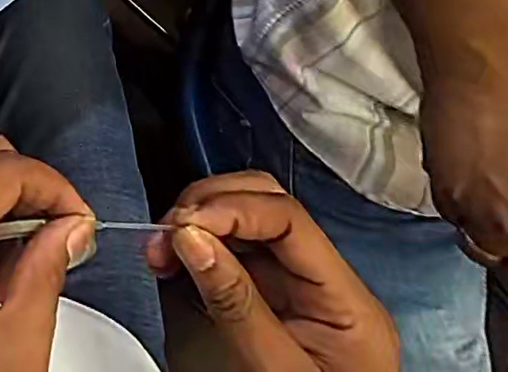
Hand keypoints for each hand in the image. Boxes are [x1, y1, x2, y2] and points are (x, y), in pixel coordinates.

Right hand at [145, 172, 396, 371]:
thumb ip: (236, 304)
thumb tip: (189, 235)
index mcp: (346, 301)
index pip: (288, 218)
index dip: (231, 207)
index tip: (183, 222)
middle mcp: (324, 281)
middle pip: (265, 203)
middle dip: (209, 205)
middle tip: (167, 231)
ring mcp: (297, 287)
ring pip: (244, 219)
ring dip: (197, 221)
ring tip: (161, 247)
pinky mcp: (271, 297)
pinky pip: (232, 249)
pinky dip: (199, 244)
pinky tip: (174, 257)